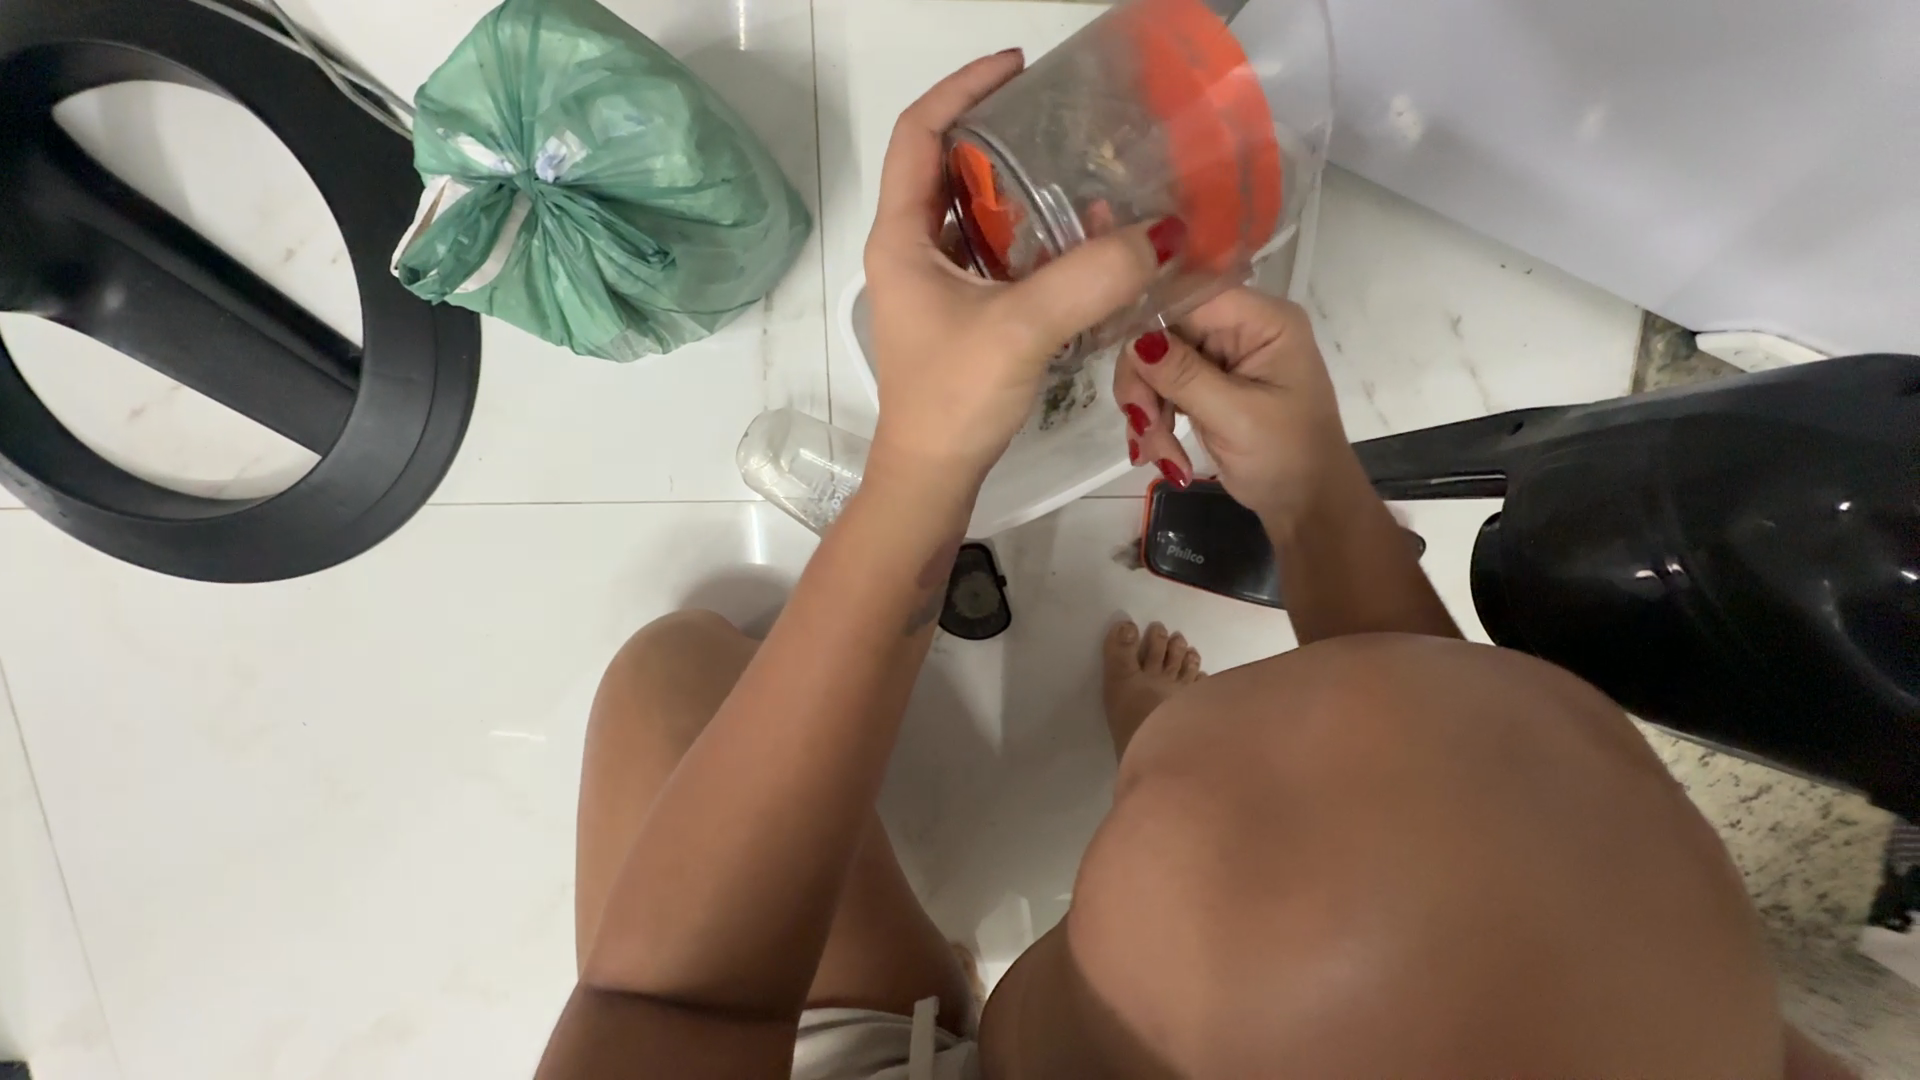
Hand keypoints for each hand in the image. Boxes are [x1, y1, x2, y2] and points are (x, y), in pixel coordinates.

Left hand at [864, 50, 1176, 486]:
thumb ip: (1091, 278)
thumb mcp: (1022, 330)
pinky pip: (989, 259)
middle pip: (945, 170)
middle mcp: (907, 254)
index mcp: (900, 239)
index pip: (917, 134)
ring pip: (969, 218)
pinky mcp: (954, 317)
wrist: (932, 476)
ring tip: (1072, 174)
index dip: (962, 89)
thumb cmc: (955, 400)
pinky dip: (1023, 242)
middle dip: (998, 139)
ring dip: (1015, 193)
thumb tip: (1159, 234)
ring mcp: (930, 288)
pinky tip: (1068, 243)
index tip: (1017, 68)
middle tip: (1059, 125)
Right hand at [1115, 288, 1352, 534]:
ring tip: (1158, 454)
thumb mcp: (1235, 417)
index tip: (1132, 373)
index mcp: (1261, 321)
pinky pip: (1160, 390)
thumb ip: (1184, 376)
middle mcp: (1237, 329)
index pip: (1189, 297)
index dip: (1150, 325)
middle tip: (1143, 429)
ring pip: (1153, 364)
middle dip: (1145, 384)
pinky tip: (1162, 455)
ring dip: (1147, 412)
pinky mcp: (1202, 385)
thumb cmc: (1286, 456)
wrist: (1304, 502)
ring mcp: (1219, 357)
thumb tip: (1134, 342)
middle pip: (1162, 332)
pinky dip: (1153, 423)